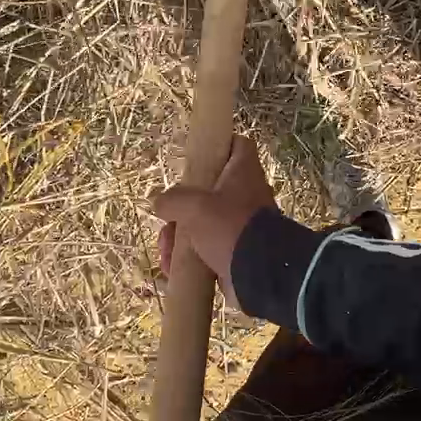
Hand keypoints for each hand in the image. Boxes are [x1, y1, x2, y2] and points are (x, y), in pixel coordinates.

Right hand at [153, 135, 275, 308]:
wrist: (260, 275)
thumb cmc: (231, 227)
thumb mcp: (195, 207)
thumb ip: (173, 199)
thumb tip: (159, 201)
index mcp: (243, 172)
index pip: (237, 145)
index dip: (218, 145)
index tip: (196, 157)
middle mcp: (245, 194)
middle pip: (209, 189)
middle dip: (181, 208)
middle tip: (167, 220)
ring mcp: (241, 224)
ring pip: (203, 222)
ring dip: (179, 237)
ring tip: (167, 252)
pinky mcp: (236, 251)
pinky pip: (206, 248)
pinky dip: (189, 257)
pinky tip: (171, 267)